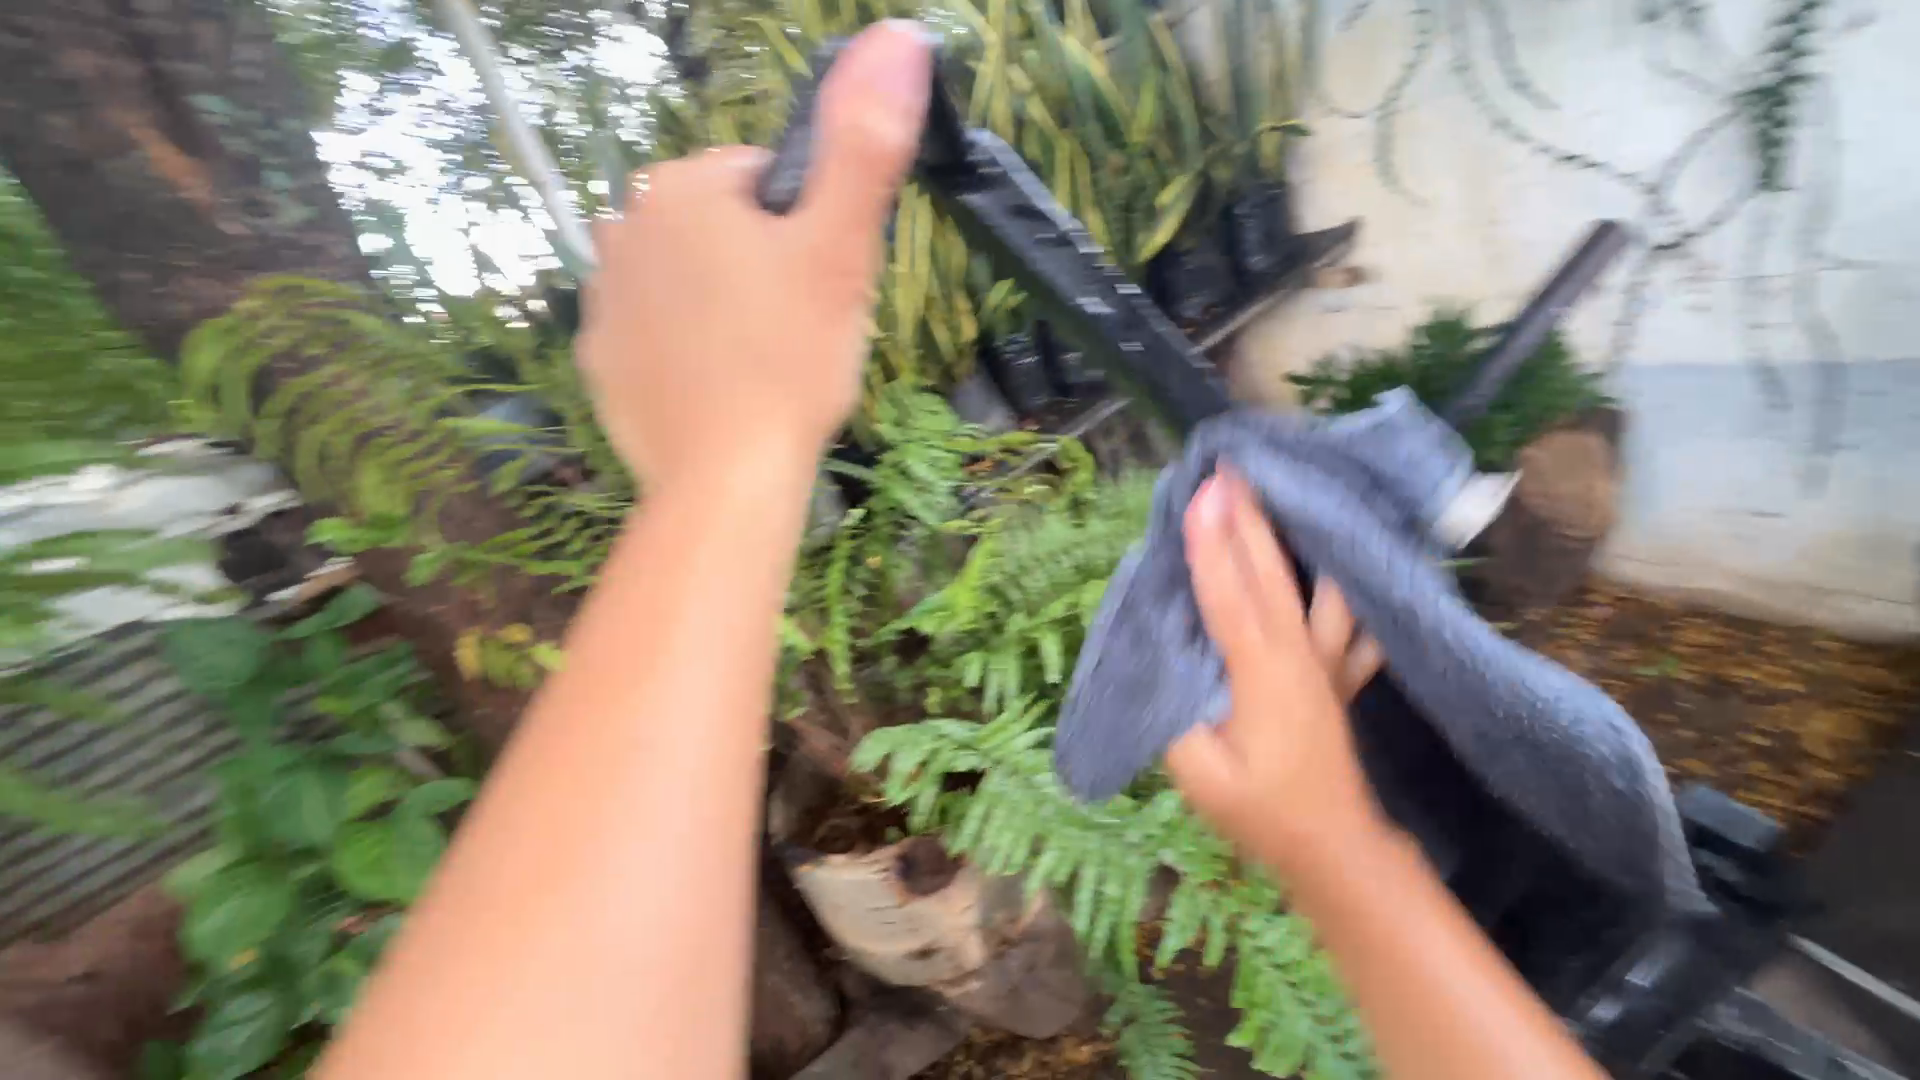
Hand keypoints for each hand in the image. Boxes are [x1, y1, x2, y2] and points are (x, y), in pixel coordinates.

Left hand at [576, 21, 931, 491]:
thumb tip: (900, 37)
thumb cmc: (790, 359)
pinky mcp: (599, 362)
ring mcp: (603, 299)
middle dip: (763, 269)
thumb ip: (864, 146)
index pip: (759, 182)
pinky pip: (654, 336)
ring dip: (725, 309)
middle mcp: (625, 228)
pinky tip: (718, 391)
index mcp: (683, 189)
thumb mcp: (841, 250)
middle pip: (720, 232)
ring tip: (762, 366)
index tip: (822, 286)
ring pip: (688, 284)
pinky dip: (686, 354)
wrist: (726, 476)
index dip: (804, 232)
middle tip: (799, 332)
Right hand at [1164, 468, 1389, 875]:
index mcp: (1261, 675)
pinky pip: (1351, 625)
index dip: (1212, 544)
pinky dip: (1349, 591)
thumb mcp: (1198, 772)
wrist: (1333, 848)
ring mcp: (1326, 664)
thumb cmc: (1259, 813)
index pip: (1229, 597)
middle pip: (1271, 576)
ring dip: (1296, 540)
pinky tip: (1351, 566)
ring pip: (1317, 589)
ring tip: (1286, 497)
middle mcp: (1300, 656)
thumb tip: (1167, 658)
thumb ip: (1177, 711)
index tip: (1202, 494)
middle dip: (1248, 520)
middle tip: (1231, 470)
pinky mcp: (1338, 677)